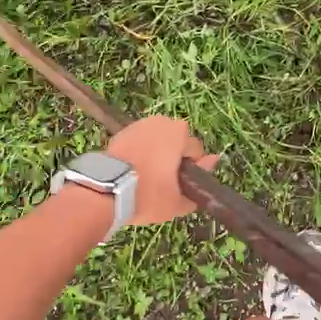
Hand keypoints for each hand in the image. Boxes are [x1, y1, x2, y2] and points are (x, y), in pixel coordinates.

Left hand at [103, 115, 219, 225]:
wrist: (106, 190)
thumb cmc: (149, 194)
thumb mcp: (179, 198)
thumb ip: (202, 177)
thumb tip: (214, 160)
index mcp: (179, 132)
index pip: (195, 151)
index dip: (190, 171)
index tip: (179, 187)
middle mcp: (162, 121)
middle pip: (176, 143)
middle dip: (173, 159)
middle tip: (163, 185)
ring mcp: (140, 124)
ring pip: (157, 141)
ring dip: (156, 155)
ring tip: (146, 180)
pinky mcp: (122, 132)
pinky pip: (139, 143)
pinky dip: (140, 153)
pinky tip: (132, 173)